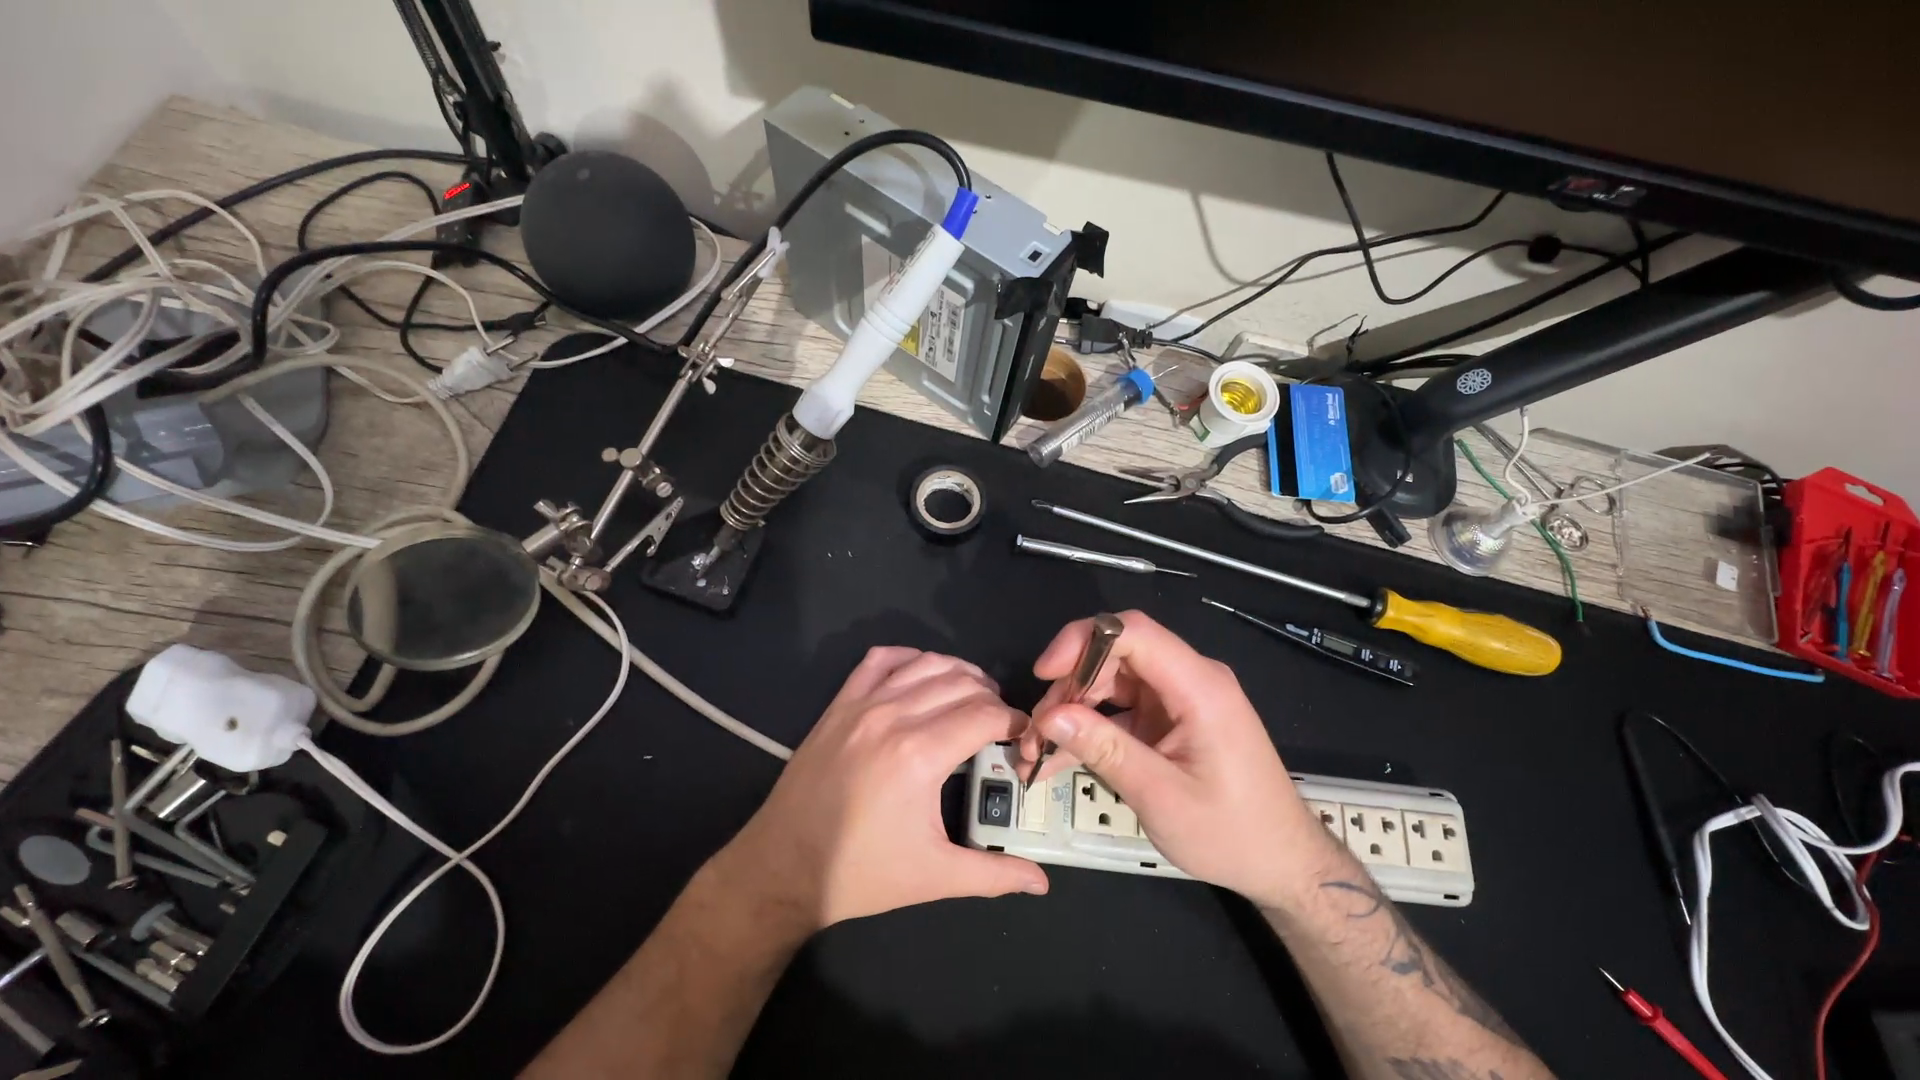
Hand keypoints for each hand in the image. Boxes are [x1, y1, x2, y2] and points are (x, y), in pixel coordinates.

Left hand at [711, 647, 1048, 931]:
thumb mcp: (934, 878)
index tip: (1023, 740)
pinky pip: (880, 660)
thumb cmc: (861, 873)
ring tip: (974, 698)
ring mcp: (861, 705)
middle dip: (993, 698)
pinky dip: (910, 659)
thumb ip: (994, 874)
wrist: (784, 866)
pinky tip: (923, 678)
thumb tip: (1041, 884)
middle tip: (1003, 725)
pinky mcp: (838, 705)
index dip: (1015, 722)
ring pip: (926, 663)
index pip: (986, 714)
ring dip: (959, 674)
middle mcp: (893, 717)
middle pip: (962, 683)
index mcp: (919, 754)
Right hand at [1021, 611, 1339, 909]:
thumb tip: (1049, 716)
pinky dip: (1090, 730)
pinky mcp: (1171, 721)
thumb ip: (1105, 750)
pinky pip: (1121, 711)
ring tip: (1037, 751)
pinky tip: (1057, 760)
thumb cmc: (1231, 833)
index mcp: (1199, 687)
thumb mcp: (1161, 796)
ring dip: (1072, 712)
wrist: (1282, 863)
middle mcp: (1190, 681)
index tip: (1045, 675)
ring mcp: (1180, 701)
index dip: (1083, 640)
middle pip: (1116, 656)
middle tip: (1035, 731)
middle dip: (1068, 687)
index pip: (1134, 632)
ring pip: (1112, 683)